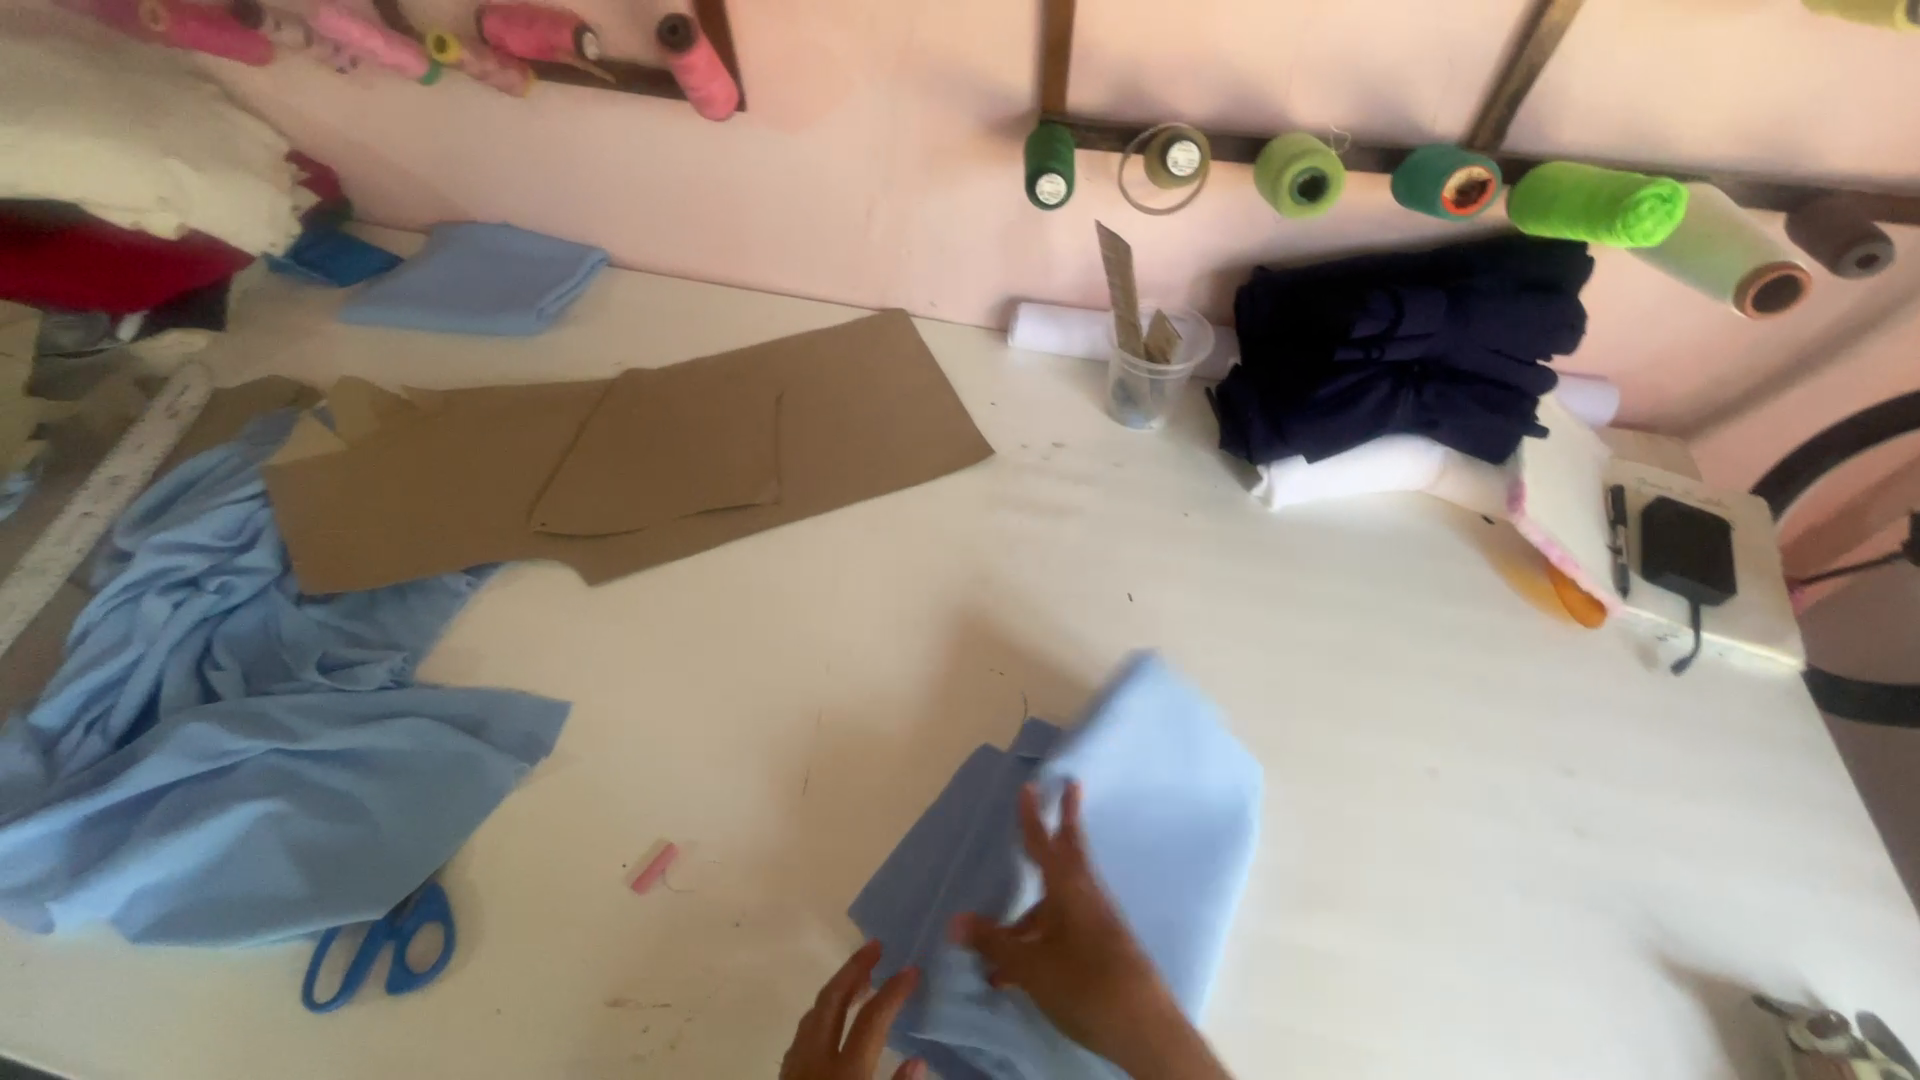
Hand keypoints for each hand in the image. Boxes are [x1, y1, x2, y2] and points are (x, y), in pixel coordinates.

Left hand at [779, 941, 924, 1079]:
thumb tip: (917, 1060)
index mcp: (844, 1071)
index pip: (871, 1019)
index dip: (893, 992)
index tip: (912, 970)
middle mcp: (815, 1059)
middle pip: (832, 1000)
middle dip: (854, 968)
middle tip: (876, 946)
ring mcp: (795, 1066)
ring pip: (813, 1013)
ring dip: (837, 989)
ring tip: (860, 977)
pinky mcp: (785, 1074)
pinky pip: (803, 1034)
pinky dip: (822, 1014)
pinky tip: (834, 1018)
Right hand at [953, 781, 1198, 1075]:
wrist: (1144, 1027)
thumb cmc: (1084, 984)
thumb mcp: (1030, 965)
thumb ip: (994, 942)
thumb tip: (955, 921)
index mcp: (1068, 888)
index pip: (1044, 843)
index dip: (1032, 817)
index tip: (1031, 786)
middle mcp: (1087, 895)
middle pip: (1070, 851)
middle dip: (1064, 823)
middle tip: (1071, 789)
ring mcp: (1100, 920)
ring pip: (1062, 899)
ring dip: (1034, 911)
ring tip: (1001, 951)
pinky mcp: (1106, 945)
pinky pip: (1067, 927)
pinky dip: (1043, 937)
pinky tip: (1021, 973)